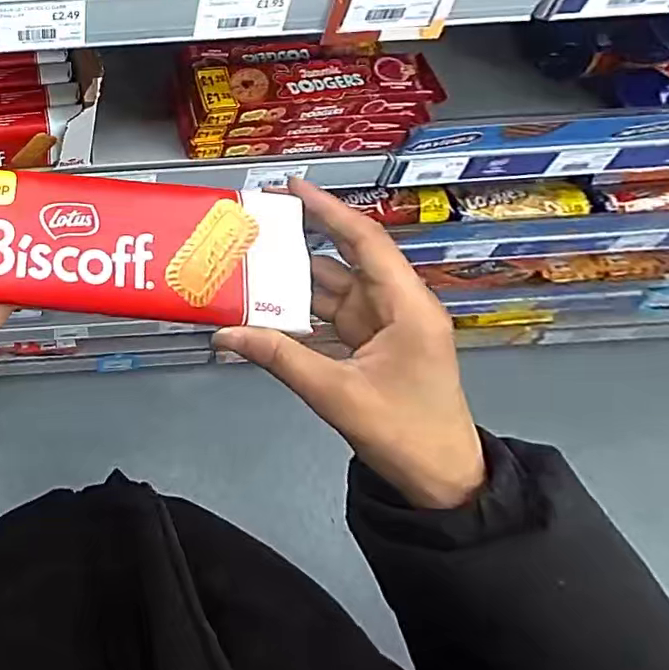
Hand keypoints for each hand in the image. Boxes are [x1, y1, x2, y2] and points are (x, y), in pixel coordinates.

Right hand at [214, 179, 485, 508]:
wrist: (444, 482)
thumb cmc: (407, 434)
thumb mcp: (337, 394)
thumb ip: (279, 357)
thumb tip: (224, 334)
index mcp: (406, 307)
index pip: (365, 242)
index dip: (328, 210)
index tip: (291, 187)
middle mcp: (395, 305)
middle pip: (344, 257)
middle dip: (302, 236)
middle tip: (258, 220)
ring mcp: (381, 324)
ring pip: (331, 285)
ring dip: (293, 275)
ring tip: (250, 258)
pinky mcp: (368, 341)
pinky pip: (327, 312)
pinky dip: (297, 306)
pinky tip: (265, 301)